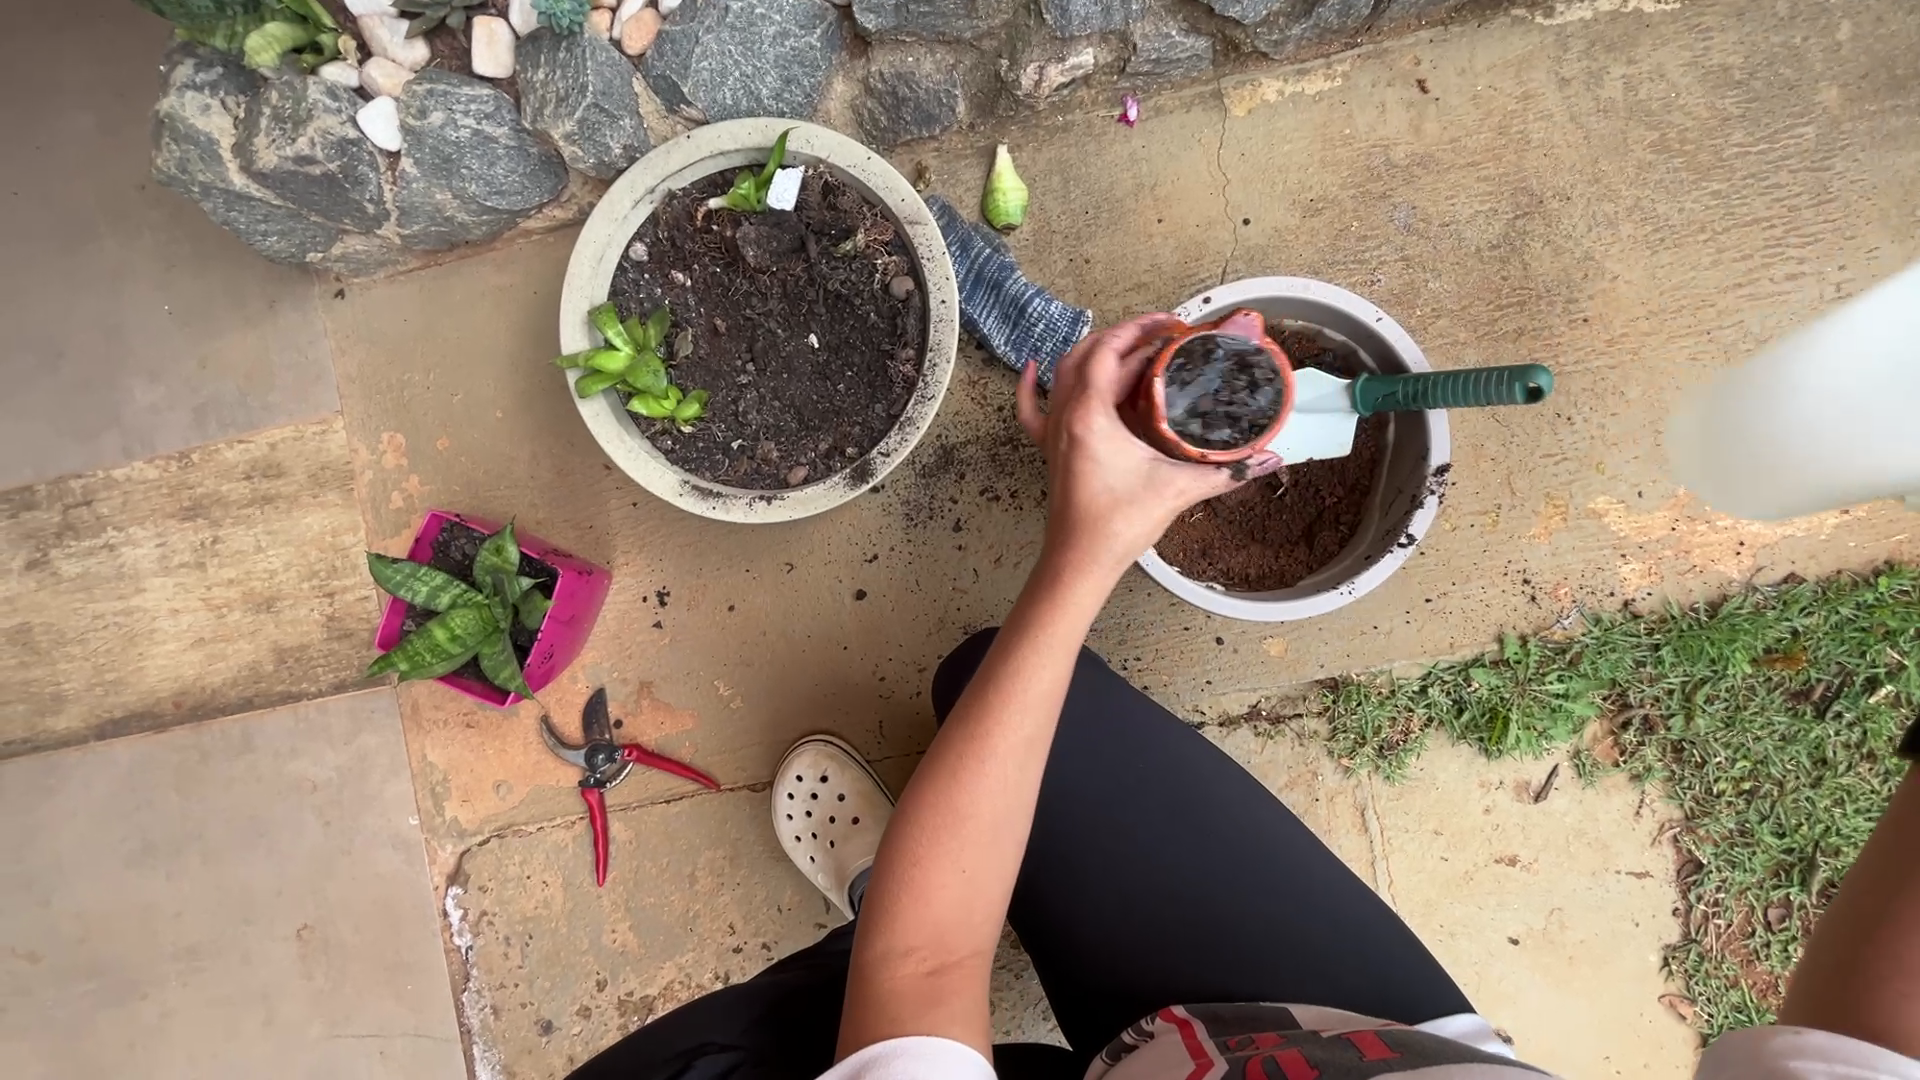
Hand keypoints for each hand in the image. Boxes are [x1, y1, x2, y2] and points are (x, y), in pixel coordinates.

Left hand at [1016, 313, 1279, 581]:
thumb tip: (1269, 458)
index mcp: (1090, 414)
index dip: (1141, 328)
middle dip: (1125, 336)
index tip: (1173, 324)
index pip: (1109, 350)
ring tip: (1129, 348)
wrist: (1080, 560)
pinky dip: (1032, 385)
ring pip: (1064, 374)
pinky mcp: (1050, 450)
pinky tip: (1034, 369)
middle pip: (1087, 354)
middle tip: (1163, 336)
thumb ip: (1227, 470)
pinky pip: (1031, 410)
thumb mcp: (1178, 489)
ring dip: (1095, 354)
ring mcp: (1053, 432)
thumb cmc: (1118, 524)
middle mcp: (1065, 415)